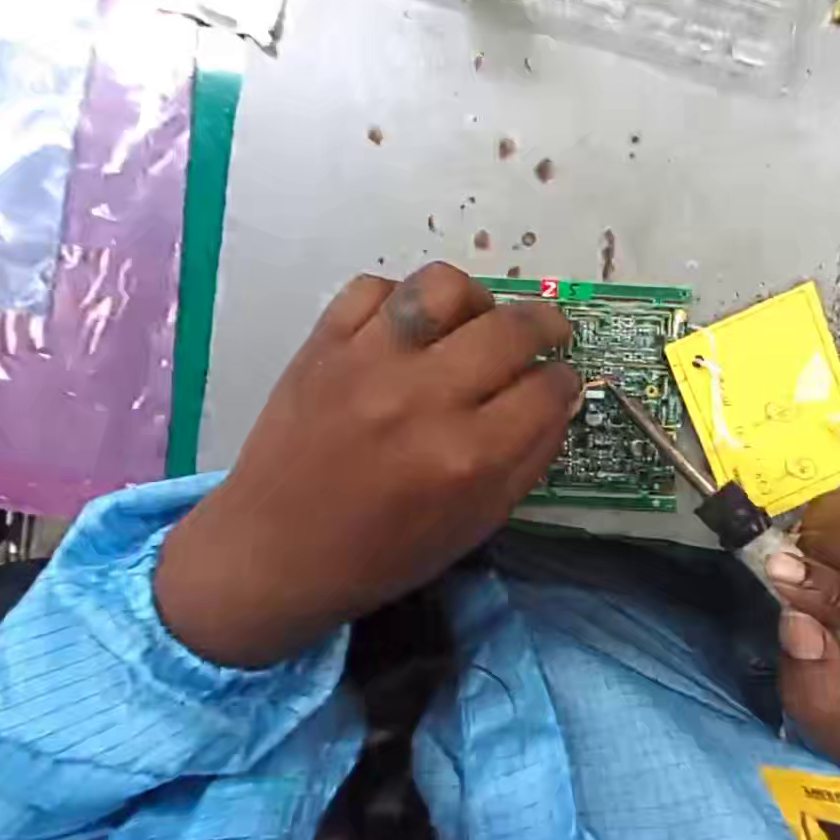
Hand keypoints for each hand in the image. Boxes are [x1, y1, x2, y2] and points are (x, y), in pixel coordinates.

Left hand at [157, 263, 579, 665]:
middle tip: (546, 333)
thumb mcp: (474, 525)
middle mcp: (421, 398)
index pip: (548, 390)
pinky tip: (406, 328)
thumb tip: (559, 395)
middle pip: (510, 328)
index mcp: (466, 457)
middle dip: (546, 325)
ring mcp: (366, 362)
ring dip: (475, 299)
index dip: (565, 381)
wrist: (275, 550)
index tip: (560, 380)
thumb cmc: (381, 553)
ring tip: (474, 321)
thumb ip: (529, 458)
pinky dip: (400, 300)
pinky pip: (373, 287)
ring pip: (443, 287)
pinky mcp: (321, 344)